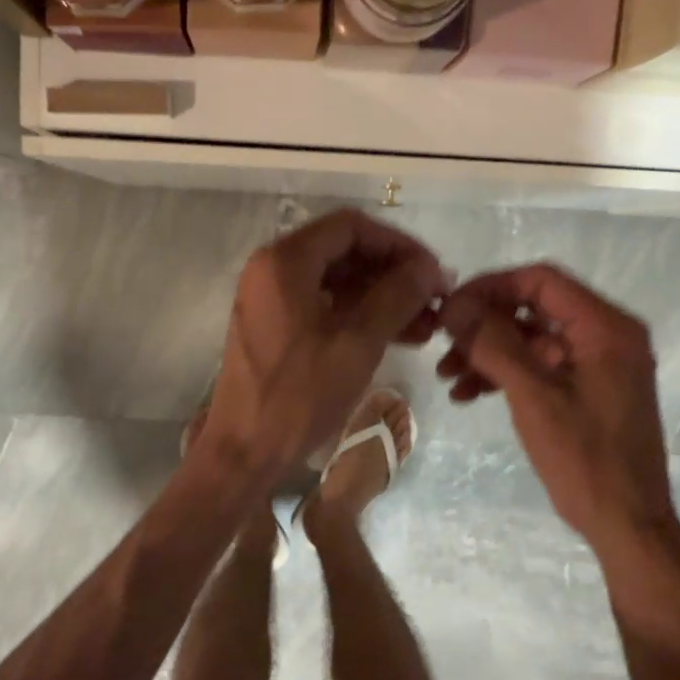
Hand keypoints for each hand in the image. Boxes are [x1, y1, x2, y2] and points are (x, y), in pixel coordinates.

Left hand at [202, 210, 446, 478]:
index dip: (399, 245)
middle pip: (344, 252)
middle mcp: (271, 269)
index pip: (352, 227)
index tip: (434, 272)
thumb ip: (398, 296)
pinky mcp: (273, 326)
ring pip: (336, 282)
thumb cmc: (299, 396)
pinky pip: (323, 306)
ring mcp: (269, 299)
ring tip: (427, 325)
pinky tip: (399, 337)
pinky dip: (359, 316)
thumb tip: (431, 269)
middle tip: (435, 301)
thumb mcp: (358, 343)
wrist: (245, 451)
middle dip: (393, 274)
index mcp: (284, 261)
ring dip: (381, 298)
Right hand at [436, 264, 677, 547]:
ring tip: (447, 377)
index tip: (449, 309)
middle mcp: (607, 336)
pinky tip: (468, 395)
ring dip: (488, 353)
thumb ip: (493, 344)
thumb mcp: (534, 397)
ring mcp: (599, 365)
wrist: (627, 523)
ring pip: (532, 341)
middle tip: (441, 345)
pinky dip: (505, 376)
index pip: (541, 281)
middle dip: (484, 326)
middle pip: (534, 310)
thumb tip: (453, 305)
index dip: (490, 288)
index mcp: (606, 327)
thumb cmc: (585, 458)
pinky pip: (540, 368)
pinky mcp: (589, 391)